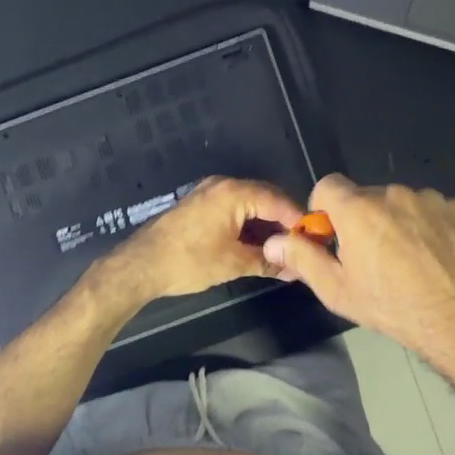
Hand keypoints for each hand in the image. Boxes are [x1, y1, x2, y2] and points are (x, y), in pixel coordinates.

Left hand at [97, 176, 303, 303]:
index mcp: (234, 192)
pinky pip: (231, 211)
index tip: (314, 241)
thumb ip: (267, 262)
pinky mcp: (197, 207)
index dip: (299, 221)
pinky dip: (245, 226)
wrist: (139, 266)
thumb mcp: (233, 264)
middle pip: (265, 199)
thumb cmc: (188, 262)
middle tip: (299, 248)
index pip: (280, 200)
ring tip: (279, 251)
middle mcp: (222, 185)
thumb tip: (294, 270)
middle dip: (283, 224)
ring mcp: (207, 194)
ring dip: (264, 227)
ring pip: (248, 206)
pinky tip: (254, 247)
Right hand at [262, 174, 454, 363]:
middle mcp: (394, 194)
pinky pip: (433, 211)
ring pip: (401, 204)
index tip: (332, 235)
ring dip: (397, 223)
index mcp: (358, 211)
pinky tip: (434, 258)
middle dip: (363, 220)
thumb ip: (302, 259)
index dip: (324, 208)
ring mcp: (432, 199)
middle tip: (371, 259)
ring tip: (407, 261)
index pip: (328, 185)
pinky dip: (428, 228)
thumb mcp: (336, 290)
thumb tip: (274, 242)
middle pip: (366, 197)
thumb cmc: (390, 305)